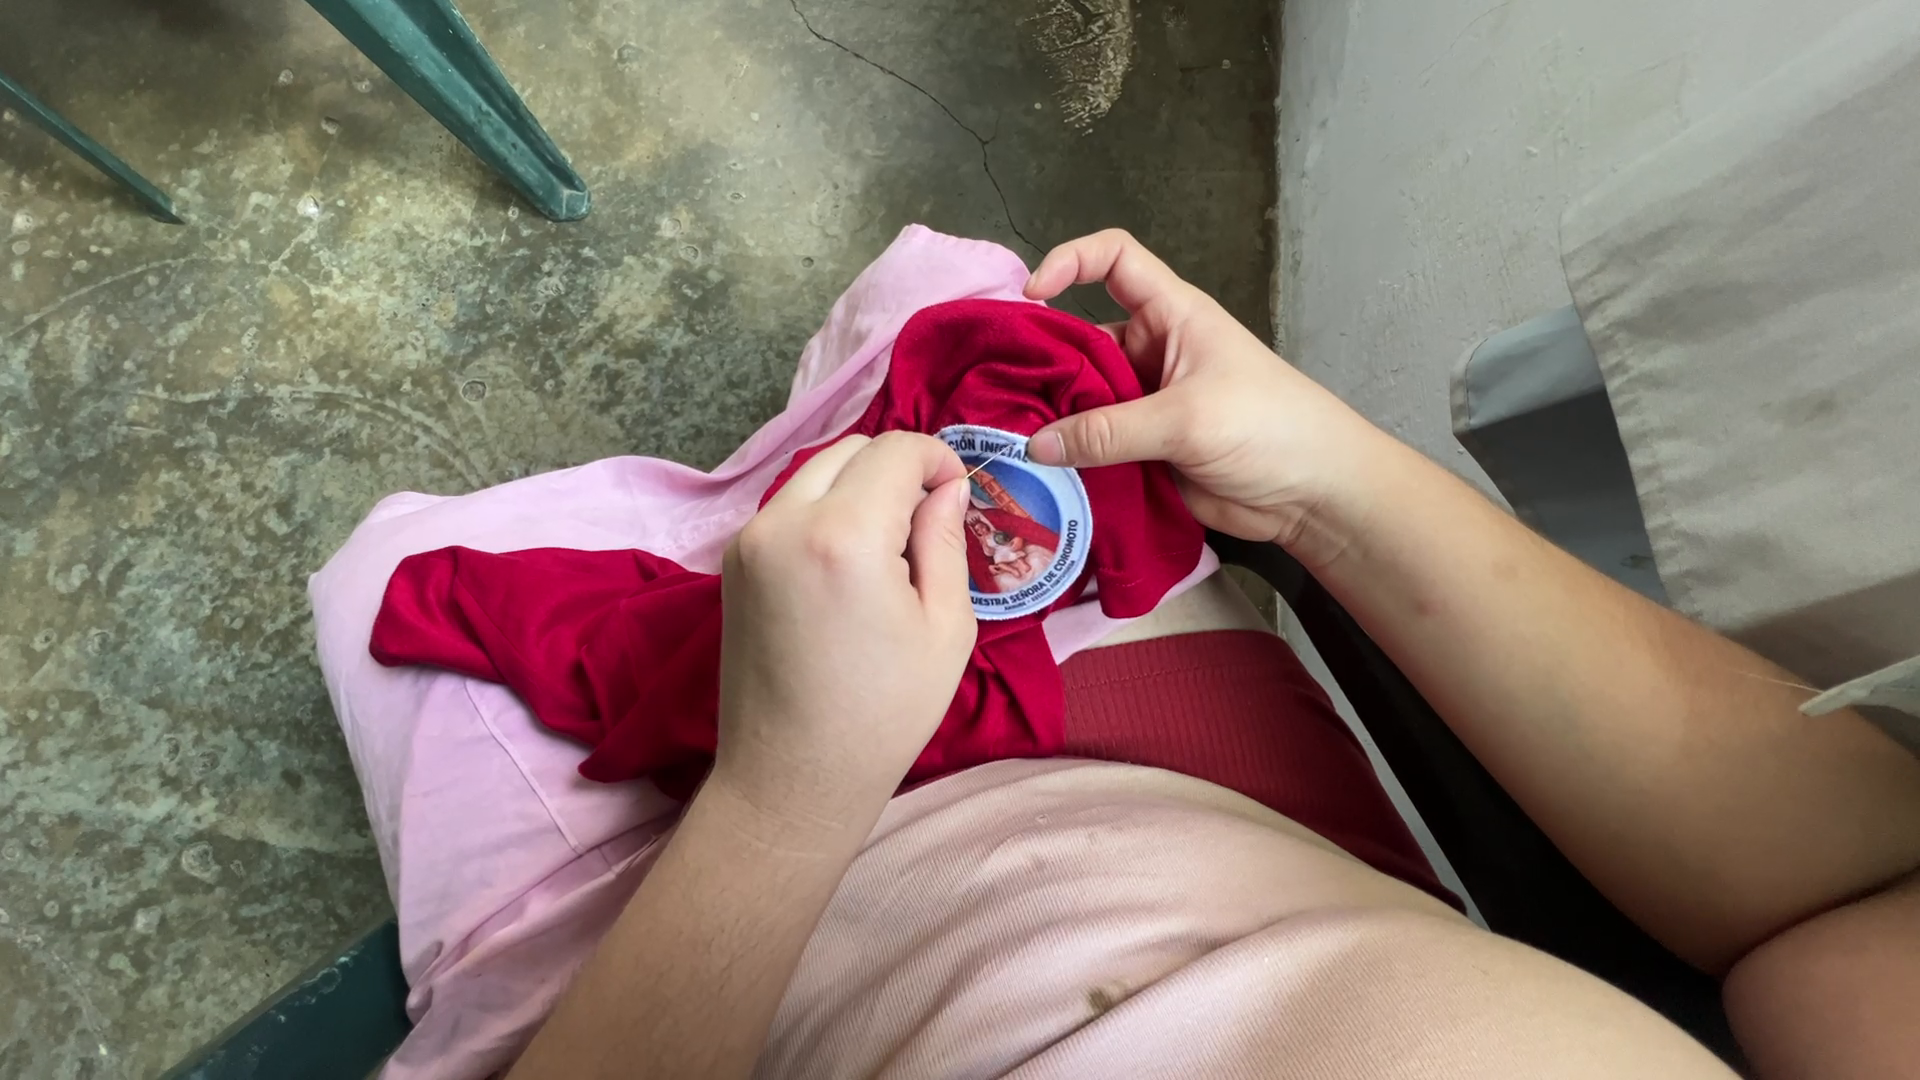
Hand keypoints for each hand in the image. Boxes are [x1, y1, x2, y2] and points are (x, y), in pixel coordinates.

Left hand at [712, 431, 977, 834]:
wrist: (790, 777)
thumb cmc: (883, 714)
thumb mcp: (945, 627)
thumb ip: (946, 541)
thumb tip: (948, 488)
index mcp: (844, 537)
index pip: (895, 450)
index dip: (937, 458)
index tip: (957, 492)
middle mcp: (784, 522)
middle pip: (852, 448)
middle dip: (898, 466)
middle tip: (927, 517)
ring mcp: (748, 539)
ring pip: (816, 471)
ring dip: (861, 484)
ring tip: (890, 543)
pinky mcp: (732, 560)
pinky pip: (789, 503)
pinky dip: (827, 506)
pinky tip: (849, 560)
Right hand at [1023, 230, 1398, 568]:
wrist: (1310, 495)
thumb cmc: (1268, 428)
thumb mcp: (1186, 419)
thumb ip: (1108, 432)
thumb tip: (1035, 445)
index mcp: (1171, 315)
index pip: (1115, 259)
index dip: (1072, 261)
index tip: (1033, 294)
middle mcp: (1149, 352)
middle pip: (1081, 339)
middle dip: (1044, 360)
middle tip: (998, 390)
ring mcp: (1142, 403)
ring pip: (1080, 398)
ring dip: (1051, 415)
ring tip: (1008, 435)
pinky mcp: (1139, 449)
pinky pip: (1091, 444)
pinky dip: (1067, 454)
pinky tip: (1036, 468)